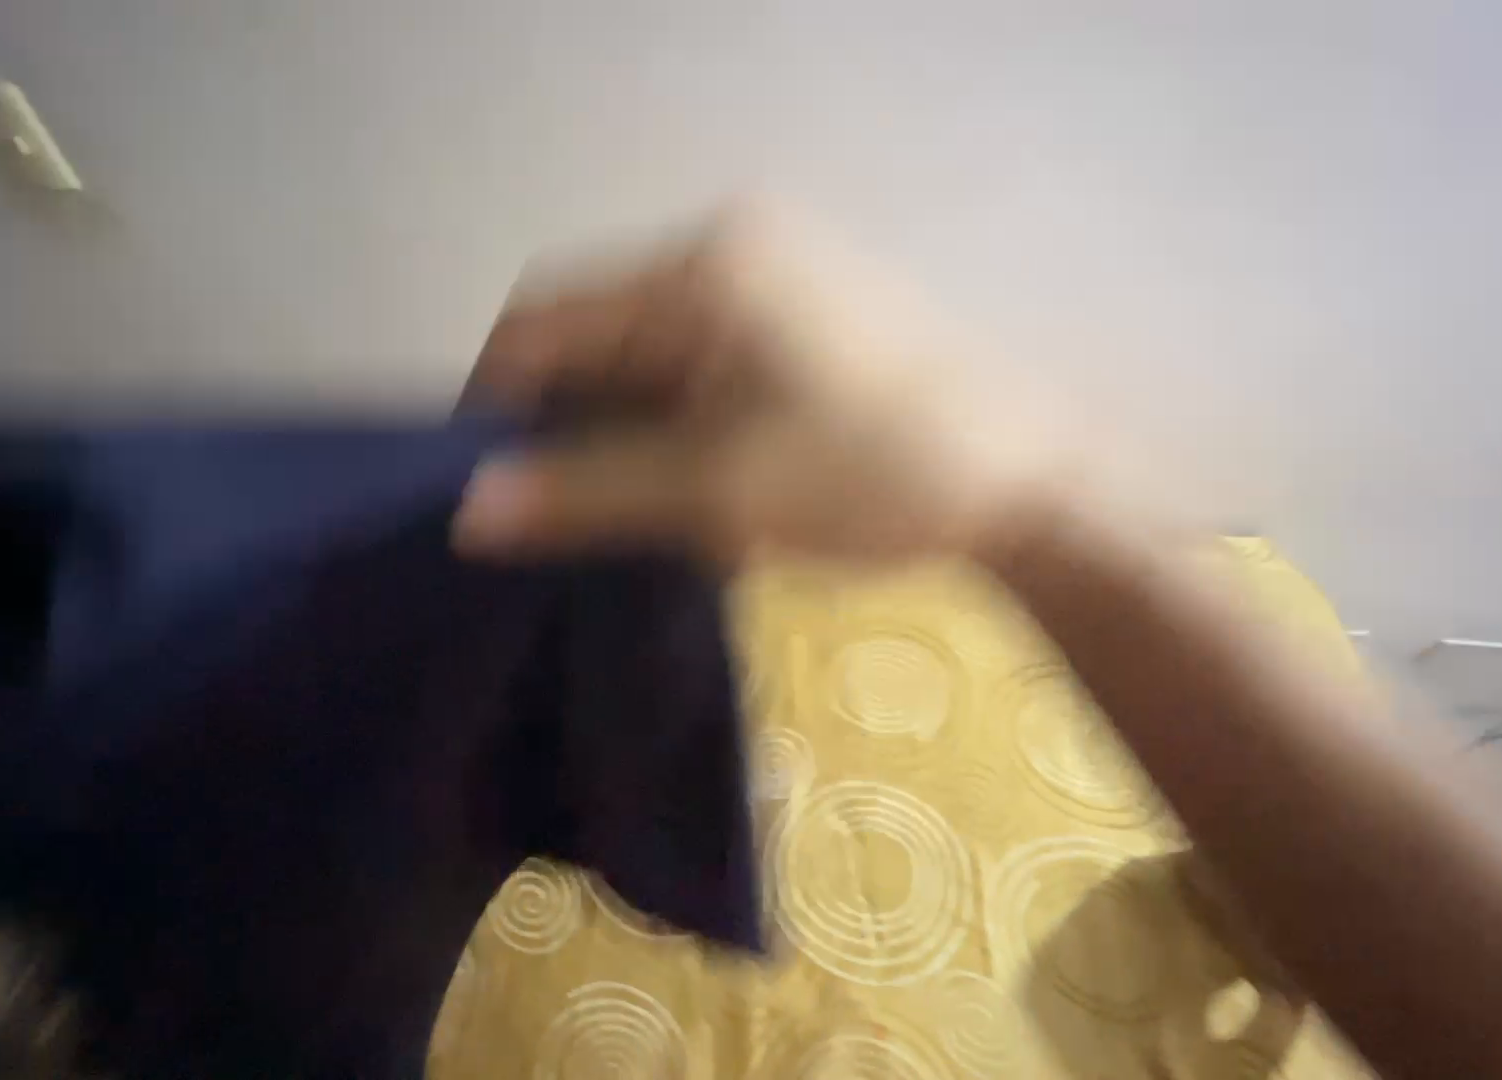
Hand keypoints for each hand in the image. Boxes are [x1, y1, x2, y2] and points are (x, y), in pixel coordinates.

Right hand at [453, 206, 1083, 565]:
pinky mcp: (799, 325)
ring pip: (648, 360)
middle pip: (598, 337)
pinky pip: (698, 369)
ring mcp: (770, 286)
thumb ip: (587, 493)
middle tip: (557, 508)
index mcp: (698, 271)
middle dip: (566, 424)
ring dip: (624, 433)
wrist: (1029, 487)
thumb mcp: (715, 490)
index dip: (494, 396)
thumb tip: (472, 513)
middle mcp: (726, 255)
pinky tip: (689, 485)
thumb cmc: (871, 476)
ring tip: (629, 507)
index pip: (546, 320)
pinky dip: (674, 427)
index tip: (480, 477)